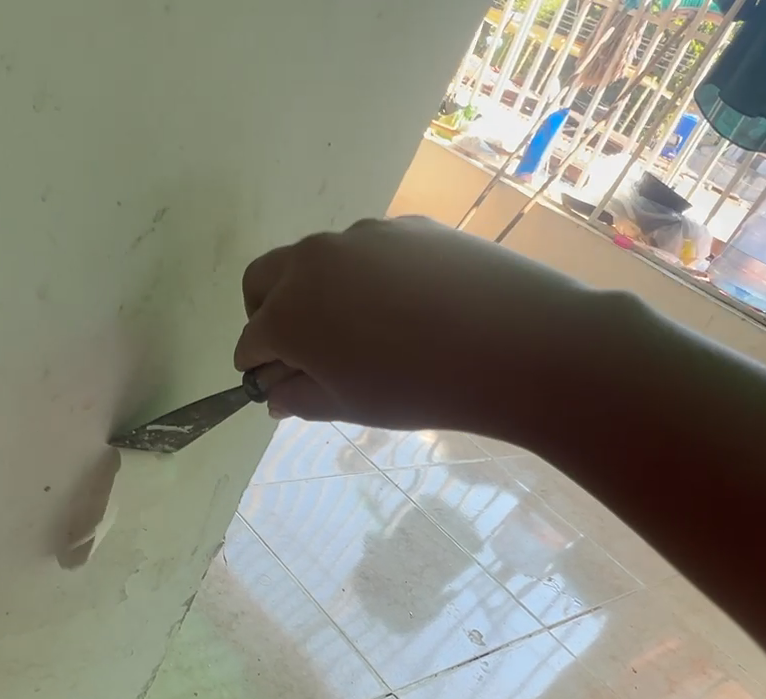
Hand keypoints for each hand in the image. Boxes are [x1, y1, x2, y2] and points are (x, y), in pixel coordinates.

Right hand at [234, 216, 611, 433]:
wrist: (515, 344)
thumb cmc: (415, 389)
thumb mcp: (346, 406)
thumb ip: (297, 398)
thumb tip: (276, 393)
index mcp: (287, 312)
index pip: (250, 340)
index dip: (257, 367)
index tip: (276, 385)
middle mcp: (313, 261)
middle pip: (263, 280)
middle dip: (266, 314)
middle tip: (300, 349)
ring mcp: (361, 235)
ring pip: (316, 262)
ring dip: (317, 294)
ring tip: (365, 332)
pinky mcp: (406, 225)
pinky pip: (365, 252)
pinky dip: (363, 279)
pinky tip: (406, 310)